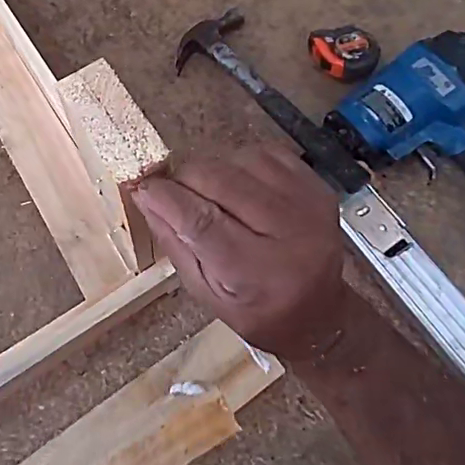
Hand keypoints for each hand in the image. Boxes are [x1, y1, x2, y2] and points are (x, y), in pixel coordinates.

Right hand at [130, 142, 353, 362]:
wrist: (321, 312)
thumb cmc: (256, 311)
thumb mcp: (206, 293)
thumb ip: (175, 242)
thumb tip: (144, 196)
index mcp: (258, 273)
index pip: (202, 221)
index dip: (167, 198)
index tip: (143, 187)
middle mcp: (289, 234)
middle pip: (219, 180)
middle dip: (184, 179)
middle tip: (172, 190)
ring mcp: (307, 204)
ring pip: (238, 159)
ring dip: (212, 170)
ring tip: (210, 194)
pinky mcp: (315, 184)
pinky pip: (263, 152)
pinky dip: (239, 161)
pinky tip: (238, 184)